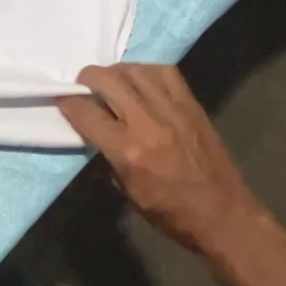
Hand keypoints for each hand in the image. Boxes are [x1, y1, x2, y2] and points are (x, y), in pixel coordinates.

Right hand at [57, 63, 257, 254]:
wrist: (223, 216)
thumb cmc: (170, 213)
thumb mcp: (127, 192)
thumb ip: (107, 157)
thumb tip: (93, 133)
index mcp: (127, 151)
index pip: (85, 112)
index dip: (67, 103)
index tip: (62, 100)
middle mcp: (146, 123)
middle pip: (106, 80)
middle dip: (87, 78)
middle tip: (84, 86)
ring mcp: (172, 109)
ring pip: (134, 70)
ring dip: (116, 72)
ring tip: (112, 81)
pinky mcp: (191, 104)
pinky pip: (164, 72)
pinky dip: (147, 71)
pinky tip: (142, 81)